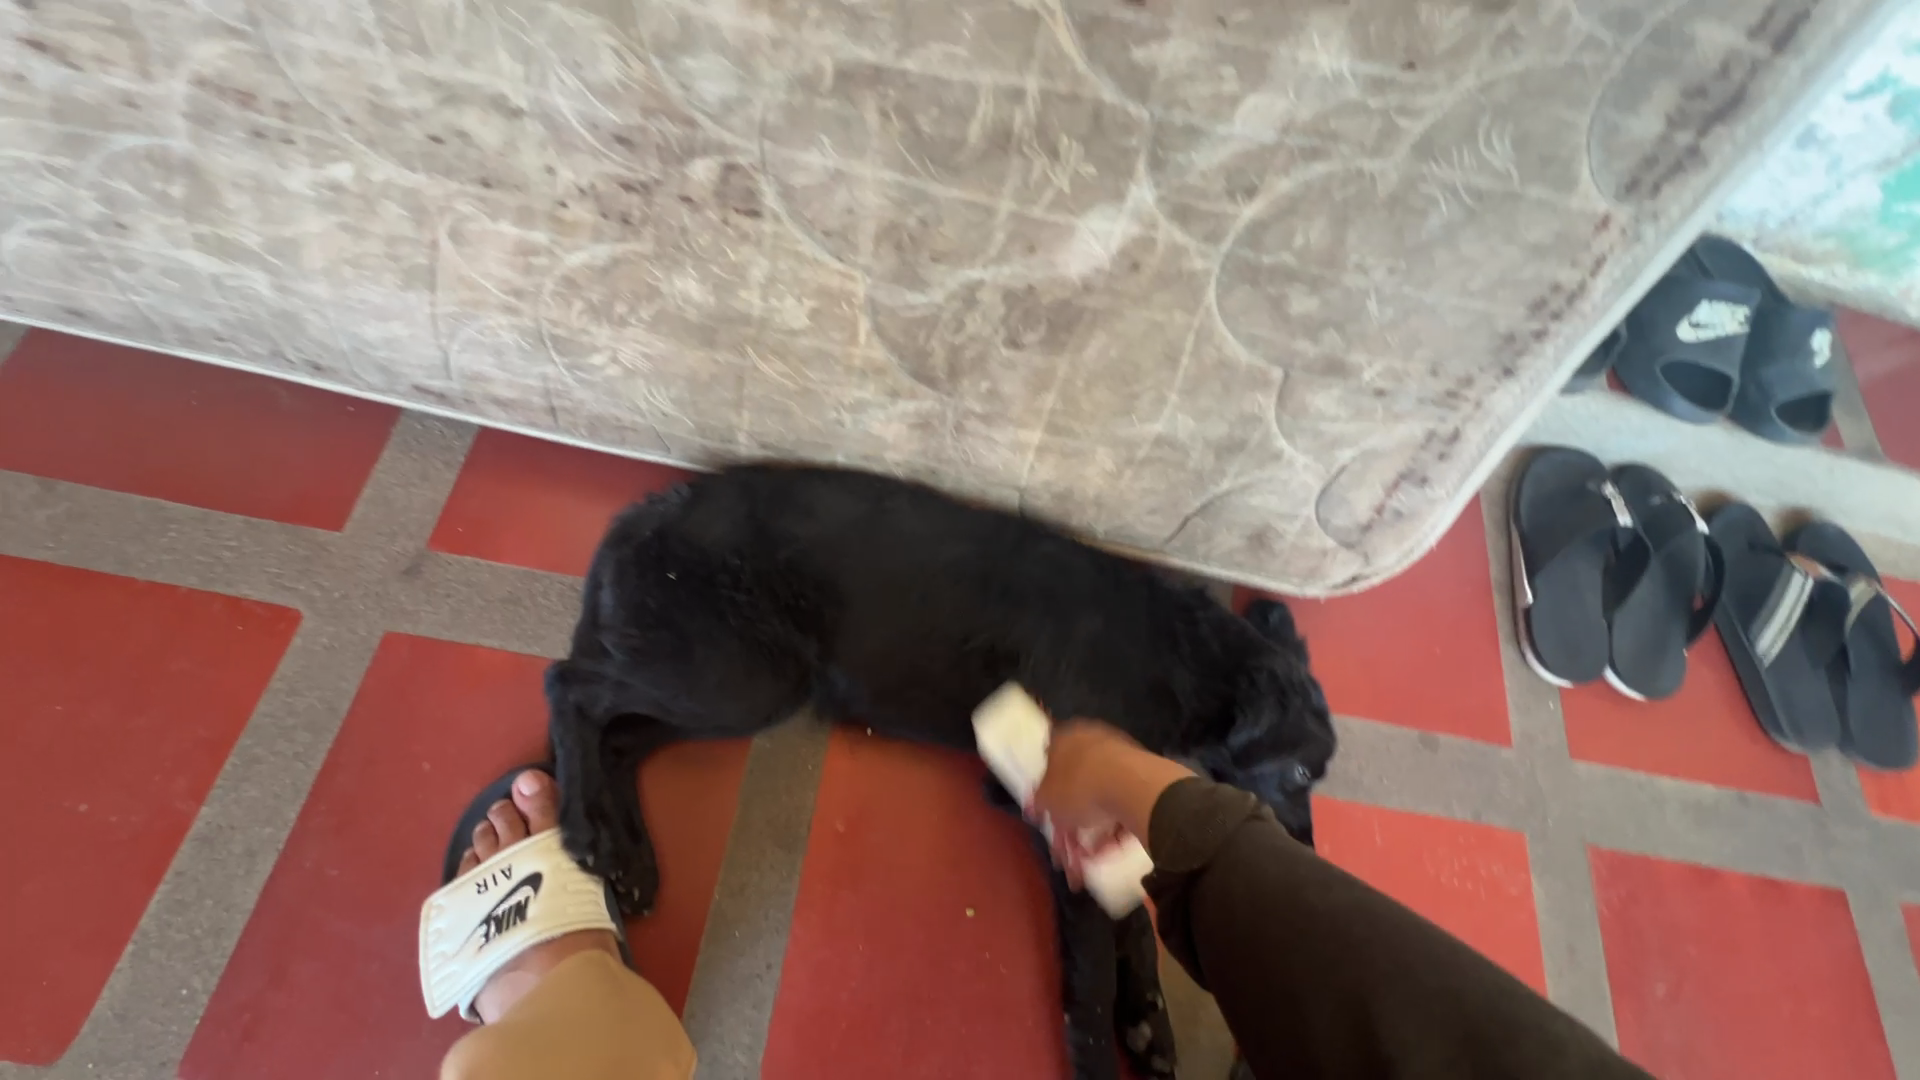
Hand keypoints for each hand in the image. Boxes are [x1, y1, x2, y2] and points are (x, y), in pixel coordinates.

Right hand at [1028, 720, 1195, 885]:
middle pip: (1076, 785)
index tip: (1046, 818)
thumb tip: (1035, 806)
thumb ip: (1040, 803)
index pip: (1049, 761)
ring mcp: (1118, 760)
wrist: (1131, 785)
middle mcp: (1092, 743)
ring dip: (1089, 832)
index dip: (1046, 793)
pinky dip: (1111, 831)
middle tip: (1065, 848)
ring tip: (1084, 860)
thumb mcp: (1047, 799)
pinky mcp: (1141, 780)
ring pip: (1098, 800)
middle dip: (1070, 821)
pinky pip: (1120, 807)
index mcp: (1065, 739)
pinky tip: (1104, 854)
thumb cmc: (1079, 786)